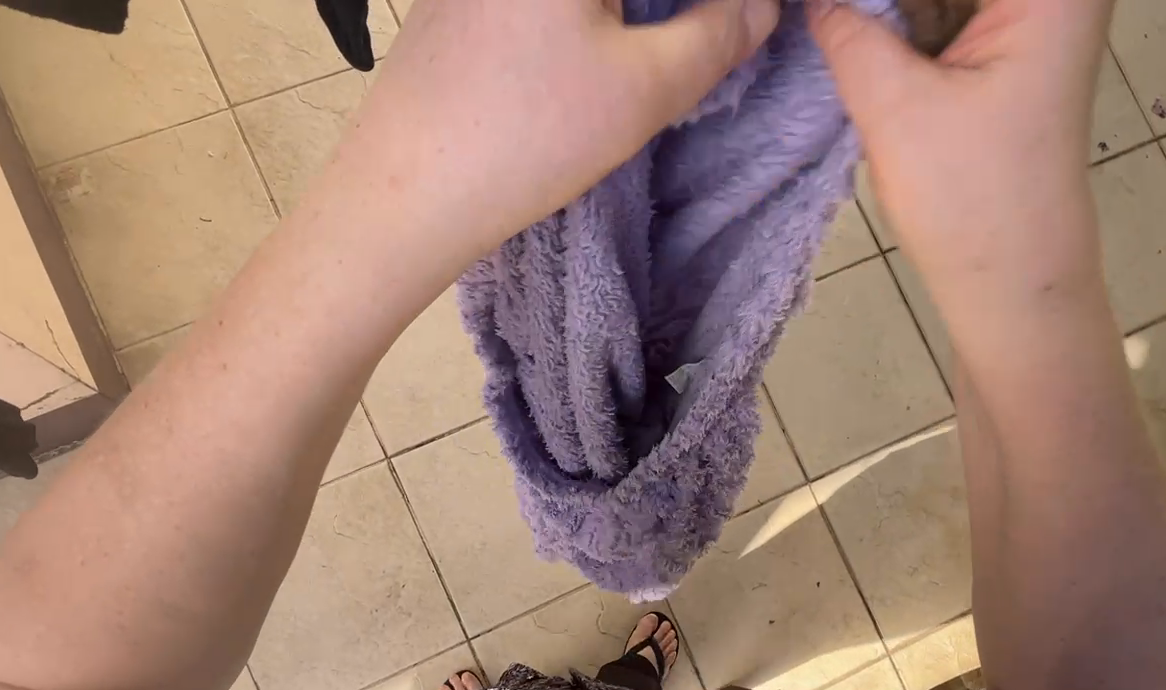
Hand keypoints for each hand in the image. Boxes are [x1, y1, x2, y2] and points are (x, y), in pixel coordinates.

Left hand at [308, 0, 778, 273]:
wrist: (405, 194)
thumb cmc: (526, 138)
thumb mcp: (640, 92)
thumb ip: (715, 38)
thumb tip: (760, 5)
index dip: (710, 4)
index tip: (735, 27)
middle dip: (672, 9)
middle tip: (705, 37)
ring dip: (630, 14)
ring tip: (660, 46)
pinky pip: (542, 0)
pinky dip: (585, 17)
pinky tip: (582, 60)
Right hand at [807, 0, 1113, 320]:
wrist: (1004, 273)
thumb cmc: (966, 193)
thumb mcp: (897, 109)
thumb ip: (849, 38)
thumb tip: (813, 2)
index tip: (824, 8)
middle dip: (881, 0)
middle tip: (822, 17)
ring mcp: (1028, 20)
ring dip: (885, 10)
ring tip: (831, 24)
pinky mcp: (1002, 55)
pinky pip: (944, 19)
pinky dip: (901, 25)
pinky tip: (856, 35)